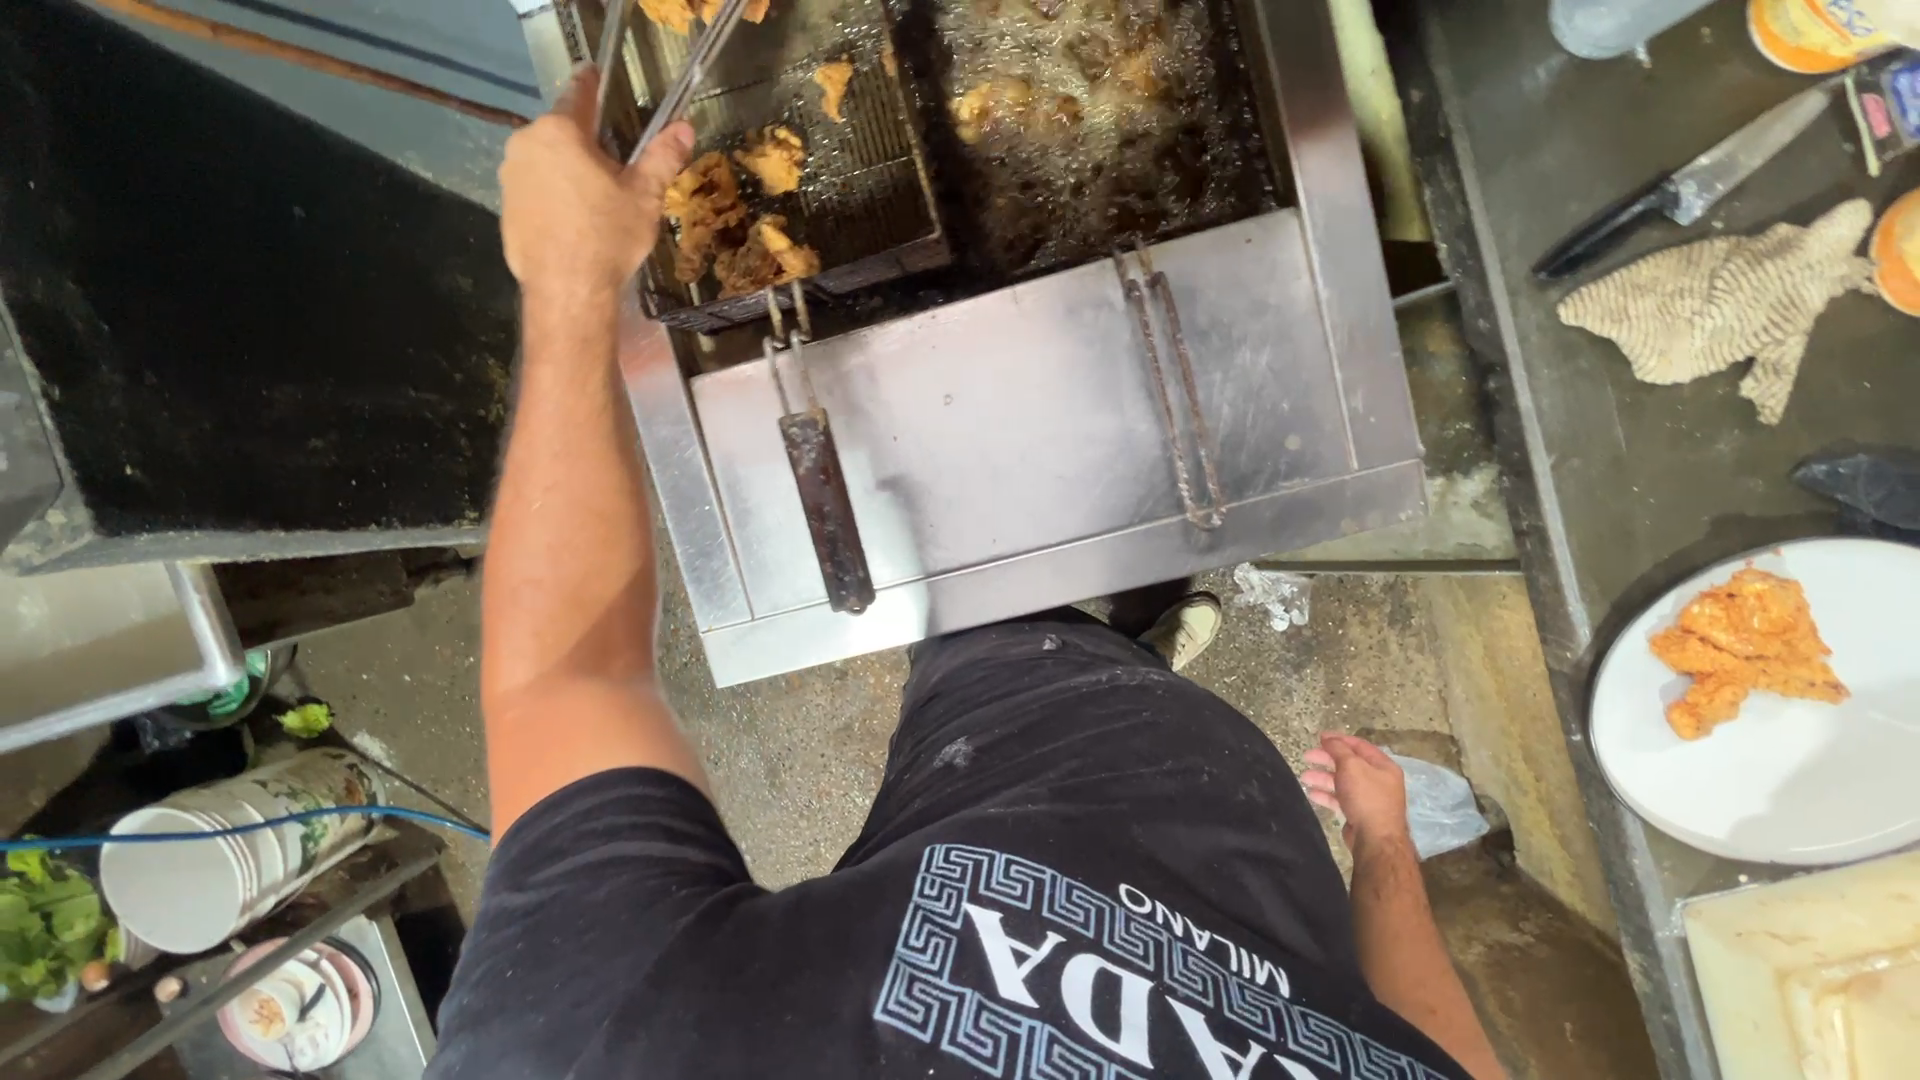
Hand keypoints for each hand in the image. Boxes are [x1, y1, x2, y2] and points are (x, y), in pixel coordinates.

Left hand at [498, 66, 694, 300]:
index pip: (578, 95)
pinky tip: (575, 227)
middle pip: (562, 134)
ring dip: (568, 174)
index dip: (591, 85)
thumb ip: (662, 158)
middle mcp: (526, 143)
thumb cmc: (608, 236)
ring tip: (596, 206)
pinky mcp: (505, 208)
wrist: (568, 288)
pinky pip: (535, 193)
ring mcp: (511, 176)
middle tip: (614, 174)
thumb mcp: (644, 196)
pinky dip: (554, 200)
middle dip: (585, 146)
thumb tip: (685, 127)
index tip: (594, 75)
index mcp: (561, 131)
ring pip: (547, 164)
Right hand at [1300, 732, 1409, 853]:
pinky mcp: (1359, 813)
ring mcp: (1368, 798)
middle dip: (1327, 759)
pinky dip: (1326, 794)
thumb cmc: (1366, 796)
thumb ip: (1339, 750)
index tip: (1319, 737)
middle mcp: (1378, 780)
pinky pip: (1340, 799)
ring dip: (1322, 777)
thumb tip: (1329, 739)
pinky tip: (1312, 793)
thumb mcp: (1351, 766)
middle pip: (1348, 763)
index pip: (1359, 745)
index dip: (1339, 739)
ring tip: (1304, 777)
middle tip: (1307, 756)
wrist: (1375, 839)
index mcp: (1383, 766)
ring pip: (1342, 782)